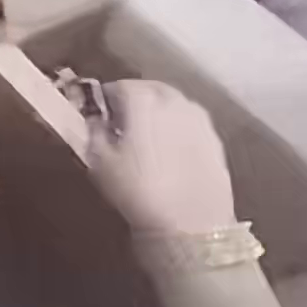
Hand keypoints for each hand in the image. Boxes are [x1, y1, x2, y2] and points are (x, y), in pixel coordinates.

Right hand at [85, 80, 237, 235]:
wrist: (190, 220)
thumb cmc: (136, 188)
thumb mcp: (99, 161)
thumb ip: (92, 131)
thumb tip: (92, 117)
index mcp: (143, 100)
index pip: (118, 86)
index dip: (103, 99)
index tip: (95, 115)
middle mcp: (175, 100)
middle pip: (148, 89)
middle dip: (131, 101)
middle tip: (117, 124)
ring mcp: (199, 117)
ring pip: (171, 104)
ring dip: (154, 112)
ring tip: (142, 137)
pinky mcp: (214, 137)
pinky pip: (187, 123)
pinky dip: (173, 128)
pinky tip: (166, 152)